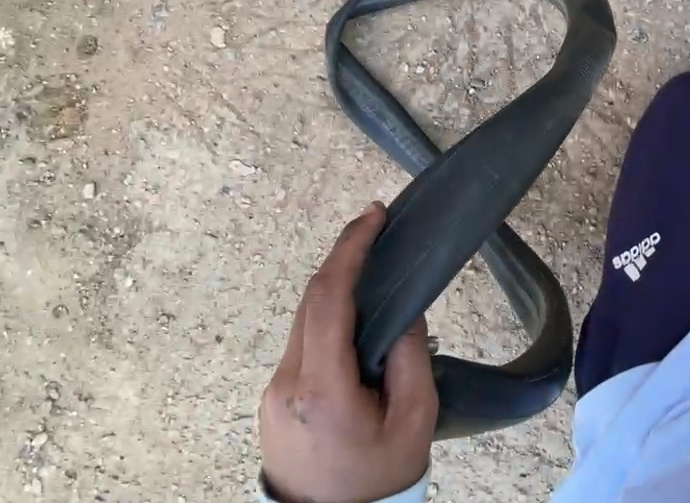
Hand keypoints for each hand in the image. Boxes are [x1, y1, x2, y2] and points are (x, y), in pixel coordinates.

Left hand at [260, 203, 437, 502]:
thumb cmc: (380, 475)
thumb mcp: (415, 416)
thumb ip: (410, 354)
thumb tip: (403, 305)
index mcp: (321, 388)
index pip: (329, 299)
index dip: (351, 249)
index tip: (375, 215)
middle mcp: (286, 383)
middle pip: (312, 301)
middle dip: (344, 256)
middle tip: (377, 226)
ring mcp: (274, 391)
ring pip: (306, 319)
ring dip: (338, 287)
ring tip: (374, 265)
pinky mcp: (275, 398)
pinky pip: (304, 341)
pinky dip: (330, 315)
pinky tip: (358, 315)